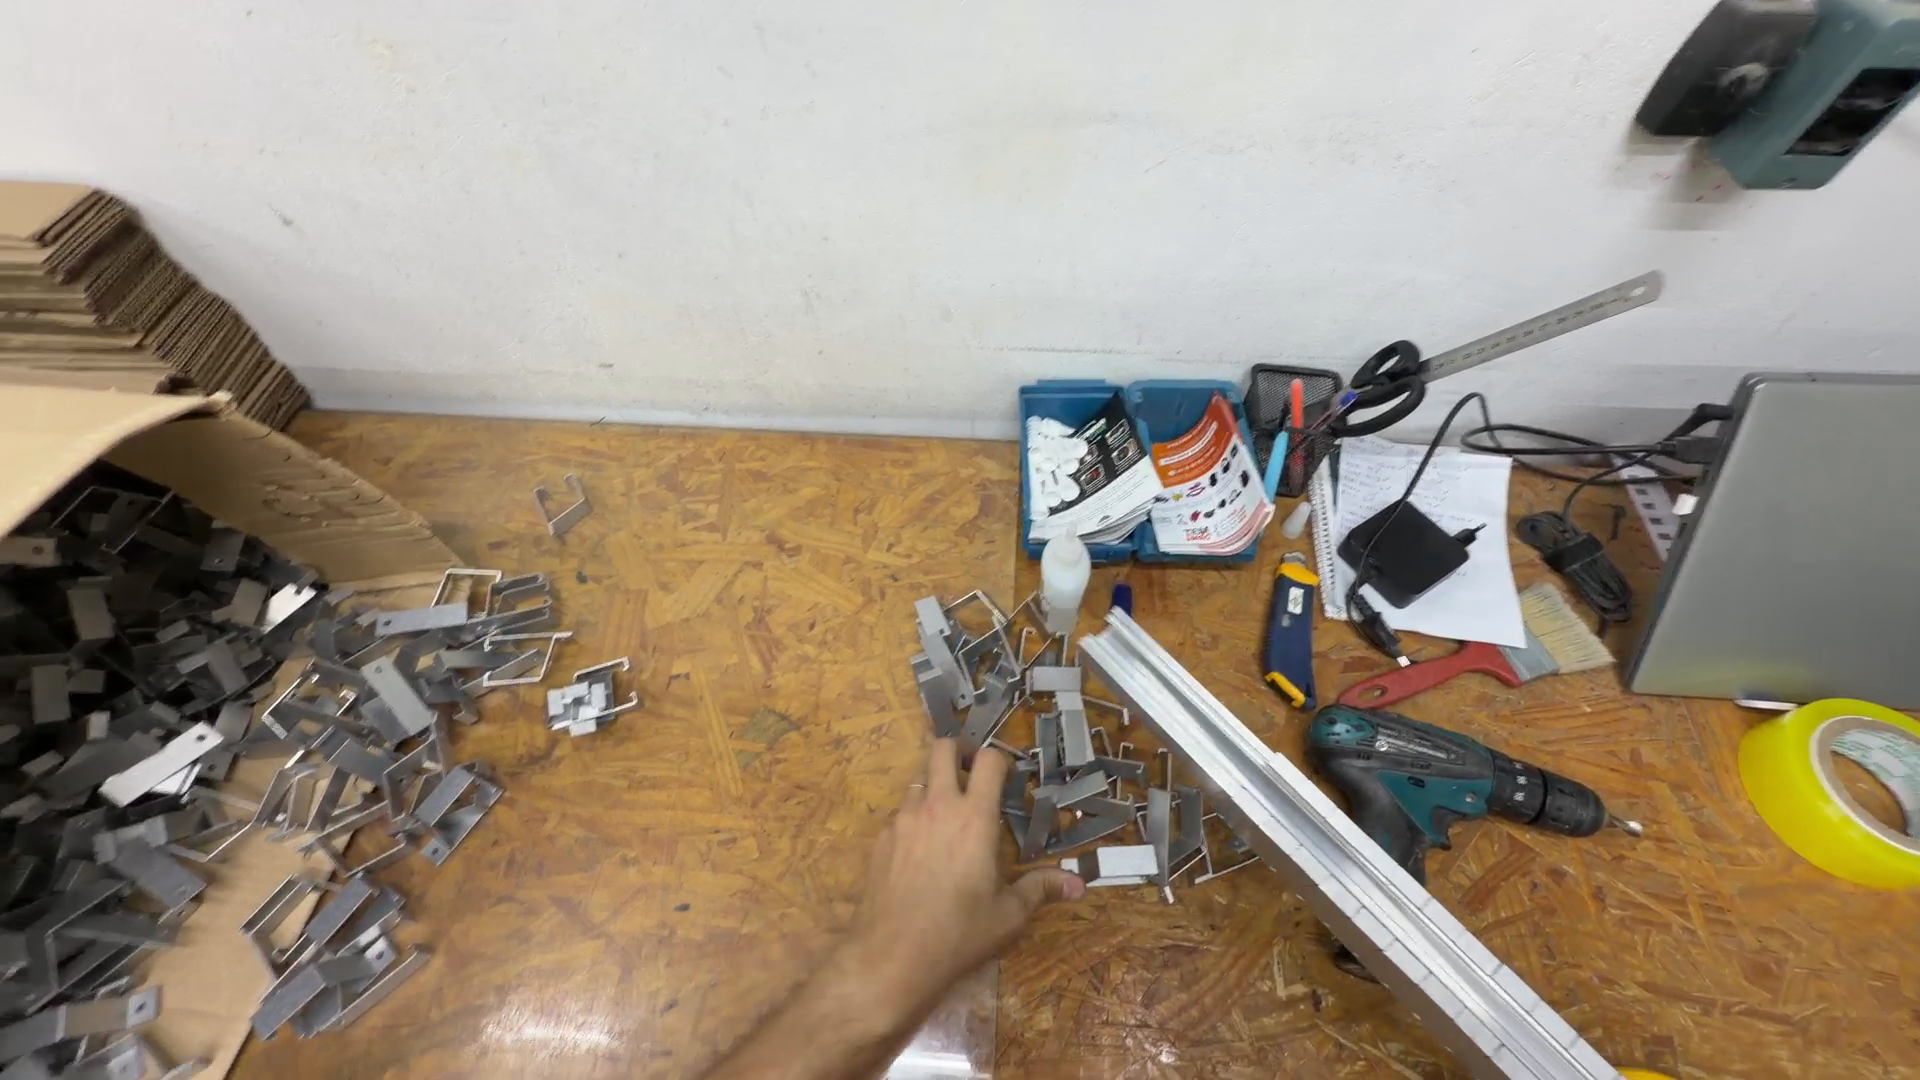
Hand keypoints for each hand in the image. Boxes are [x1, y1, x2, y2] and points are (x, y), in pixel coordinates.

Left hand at [845, 739, 1084, 1008]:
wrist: (891, 956)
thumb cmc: (958, 933)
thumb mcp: (1008, 915)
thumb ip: (1041, 889)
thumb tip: (1079, 884)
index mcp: (974, 817)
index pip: (988, 760)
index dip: (1000, 759)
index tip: (1007, 775)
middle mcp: (937, 805)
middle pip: (943, 748)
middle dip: (959, 751)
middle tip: (971, 773)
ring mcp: (903, 818)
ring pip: (918, 777)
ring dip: (934, 783)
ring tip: (947, 813)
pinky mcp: (881, 837)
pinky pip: (899, 811)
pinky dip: (913, 816)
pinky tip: (920, 848)